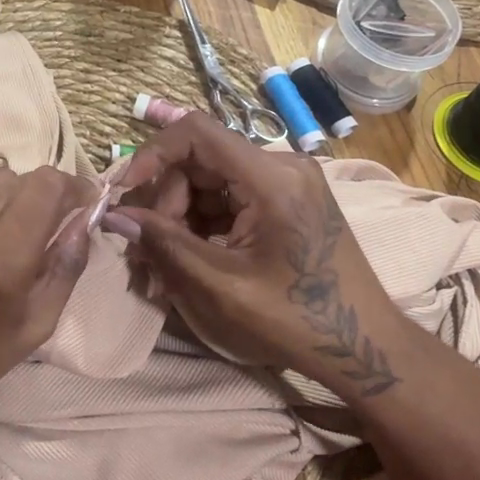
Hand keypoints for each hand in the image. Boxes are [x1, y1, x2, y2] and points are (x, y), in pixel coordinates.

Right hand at [106, 114, 406, 397]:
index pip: (197, 132)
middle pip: (200, 160)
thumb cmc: (296, 320)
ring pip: (210, 180)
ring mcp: (286, 181)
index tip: (126, 193)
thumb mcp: (221, 286)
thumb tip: (114, 216)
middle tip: (148, 250)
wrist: (365, 347)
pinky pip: (229, 196)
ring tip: (165, 266)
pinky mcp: (286, 199)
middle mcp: (281, 166)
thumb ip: (164, 245)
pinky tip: (192, 259)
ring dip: (181, 217)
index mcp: (272, 178)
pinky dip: (204, 224)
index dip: (153, 154)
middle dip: (166, 201)